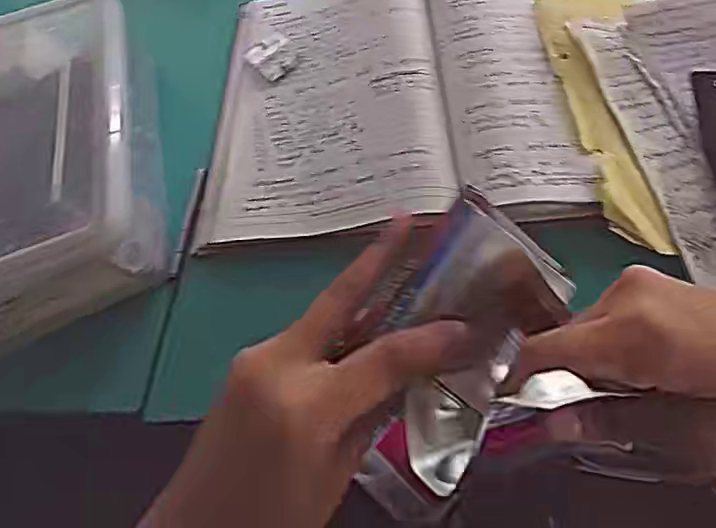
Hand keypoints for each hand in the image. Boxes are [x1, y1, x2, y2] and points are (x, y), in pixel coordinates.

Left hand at [140, 220, 470, 527]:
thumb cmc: (270, 523)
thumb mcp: (335, 478)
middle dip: (378, 255)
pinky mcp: (248, 359)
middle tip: (407, 218)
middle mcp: (276, 365)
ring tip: (399, 258)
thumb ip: (373, 417)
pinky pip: (306, 335)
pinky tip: (363, 323)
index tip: (467, 325)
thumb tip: (412, 373)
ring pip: (325, 314)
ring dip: (364, 291)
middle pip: (340, 299)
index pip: (383, 357)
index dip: (431, 339)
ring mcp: (257, 356)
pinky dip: (340, 327)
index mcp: (305, 407)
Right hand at [508, 266, 715, 493]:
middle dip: (563, 386)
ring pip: (588, 333)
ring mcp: (653, 286)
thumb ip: (620, 425)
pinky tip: (649, 390)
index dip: (519, 383)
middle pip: (567, 340)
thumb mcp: (706, 445)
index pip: (550, 346)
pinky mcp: (665, 292)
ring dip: (591, 375)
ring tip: (630, 417)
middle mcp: (638, 290)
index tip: (504, 416)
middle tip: (587, 434)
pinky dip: (613, 359)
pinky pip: (614, 324)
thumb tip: (550, 420)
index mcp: (644, 324)